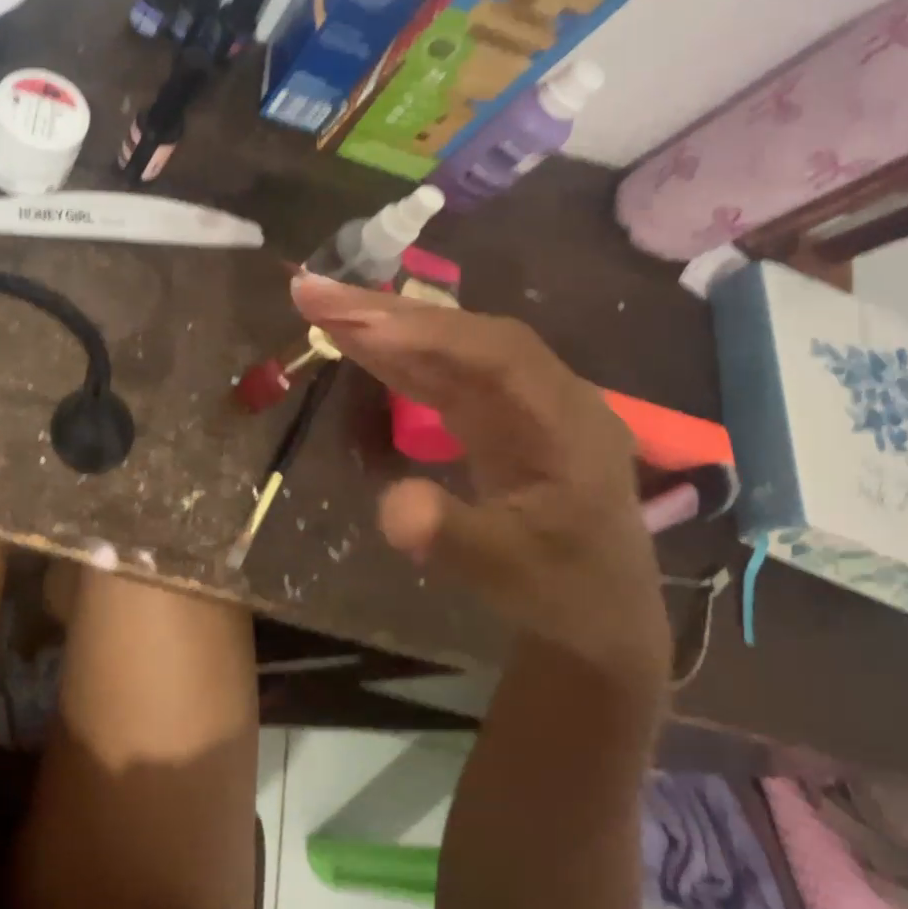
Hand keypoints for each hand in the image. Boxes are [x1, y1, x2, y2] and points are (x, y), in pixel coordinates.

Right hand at [292, 272, 670, 691]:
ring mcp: (521, 404)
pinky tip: (357, 344)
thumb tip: (392, 507)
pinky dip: (396, 357)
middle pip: (465, 338)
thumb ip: (451, 535)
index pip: (496, 358)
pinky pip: (443, 375)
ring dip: (384, 327)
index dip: (425, 336)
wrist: (595, 616)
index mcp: (567, 424)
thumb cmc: (560, 591)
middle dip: (389, 314)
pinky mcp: (496, 418)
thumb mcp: (505, 572)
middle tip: (312, 292)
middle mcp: (548, 397)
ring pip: (449, 350)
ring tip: (318, 306)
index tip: (356, 322)